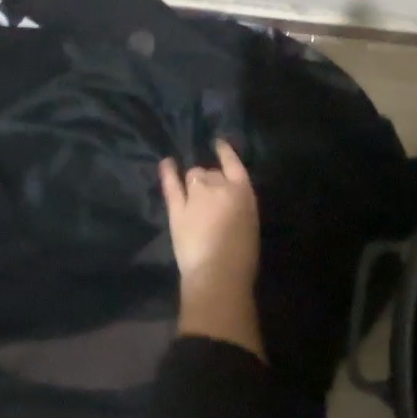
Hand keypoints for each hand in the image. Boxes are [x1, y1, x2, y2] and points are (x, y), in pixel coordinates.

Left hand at [159, 141, 263, 357]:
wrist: (218, 274)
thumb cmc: (243, 256)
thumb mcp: (250, 223)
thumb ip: (238, 206)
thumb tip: (227, 203)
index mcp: (243, 191)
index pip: (234, 164)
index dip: (225, 152)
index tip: (218, 143)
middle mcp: (219, 187)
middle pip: (210, 173)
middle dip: (209, 180)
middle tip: (210, 200)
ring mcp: (196, 196)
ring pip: (193, 176)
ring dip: (194, 182)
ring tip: (194, 197)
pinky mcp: (178, 209)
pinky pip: (172, 186)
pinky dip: (168, 172)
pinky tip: (166, 162)